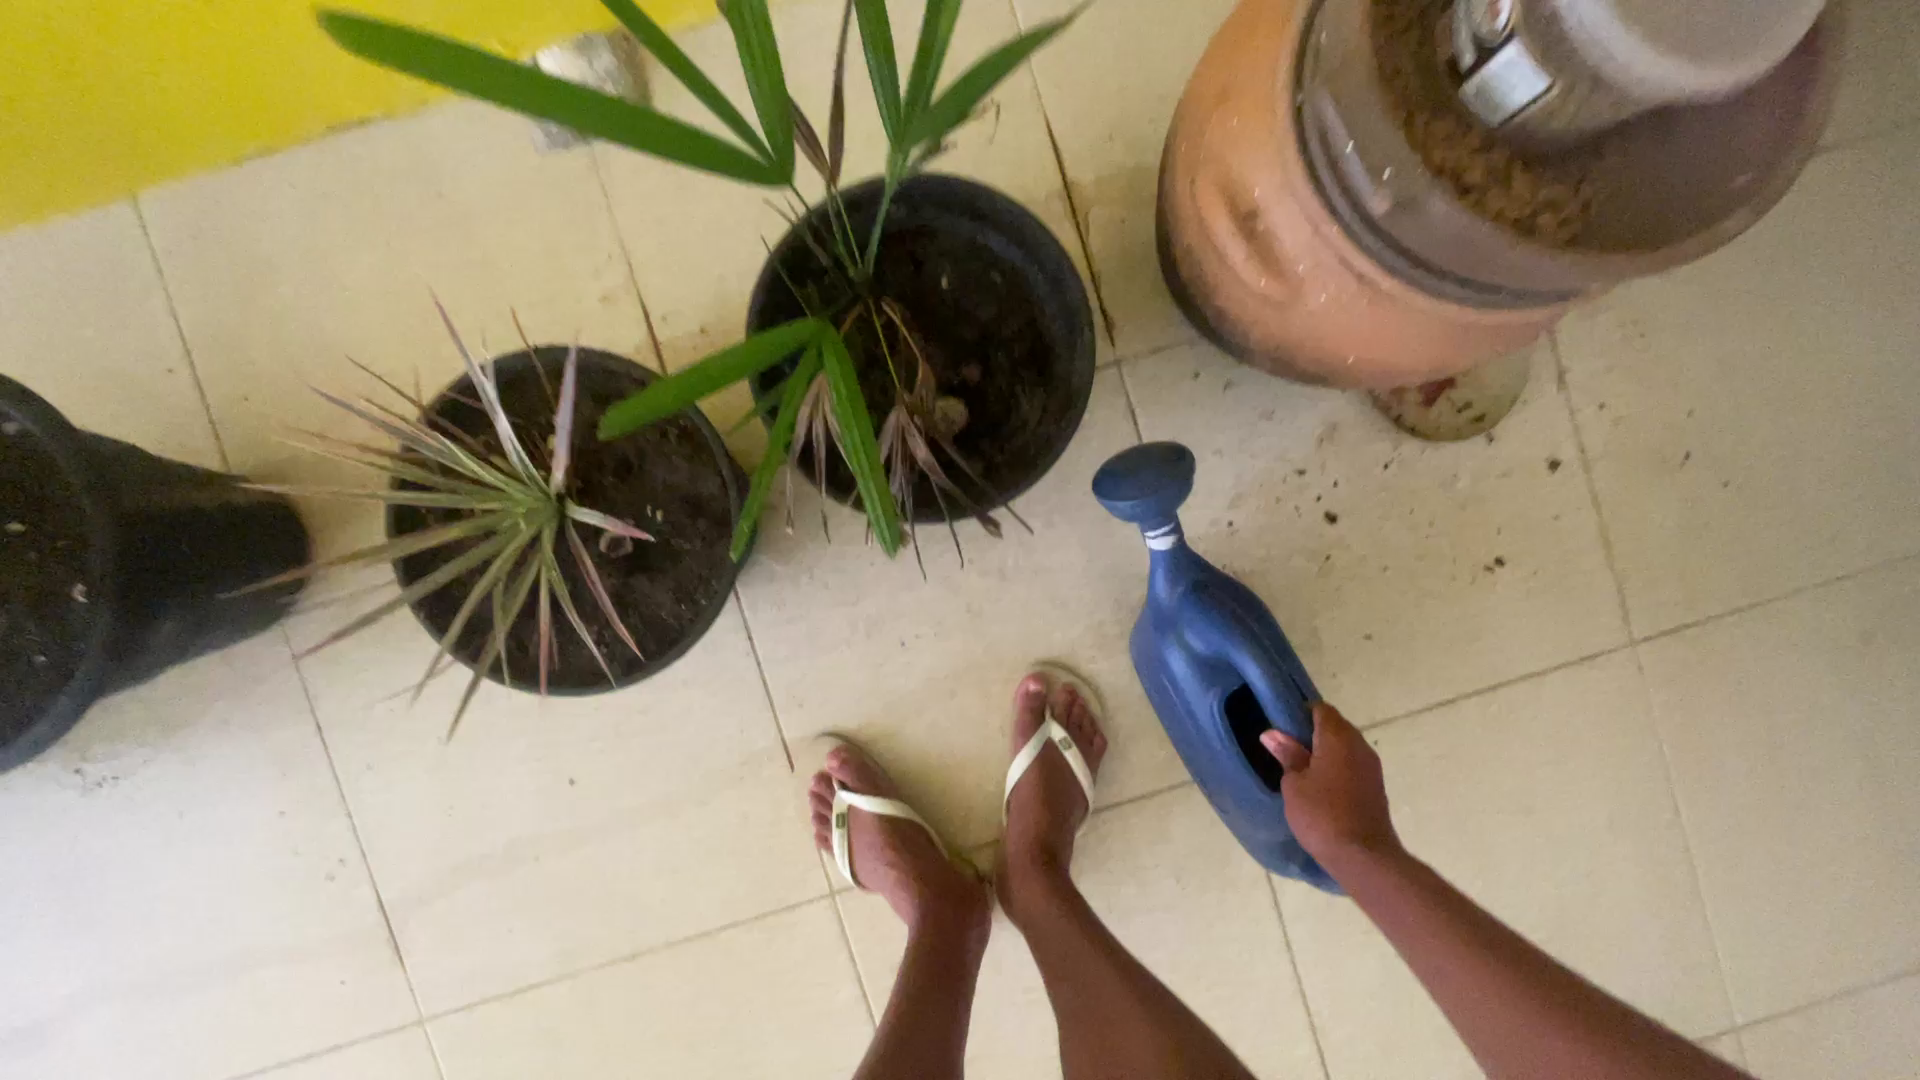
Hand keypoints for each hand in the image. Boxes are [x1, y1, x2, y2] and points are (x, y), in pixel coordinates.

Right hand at [1260, 703, 1399, 865]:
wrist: (1364, 857)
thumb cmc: (1322, 814)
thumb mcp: (1294, 784)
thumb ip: (1287, 755)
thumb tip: (1272, 733)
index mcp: (1338, 738)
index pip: (1320, 709)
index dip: (1300, 713)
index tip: (1282, 726)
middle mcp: (1359, 745)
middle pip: (1335, 726)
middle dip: (1312, 732)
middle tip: (1286, 748)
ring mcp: (1371, 767)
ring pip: (1345, 746)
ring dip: (1325, 751)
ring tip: (1301, 768)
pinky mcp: (1376, 786)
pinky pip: (1352, 764)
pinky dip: (1337, 766)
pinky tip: (1320, 784)